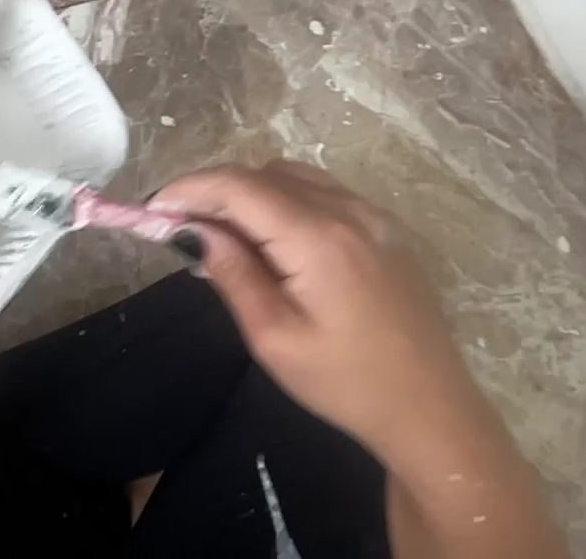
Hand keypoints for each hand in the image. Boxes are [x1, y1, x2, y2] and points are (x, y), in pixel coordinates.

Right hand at [153, 162, 567, 558]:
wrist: (433, 412)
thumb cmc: (346, 384)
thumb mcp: (274, 338)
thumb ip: (231, 272)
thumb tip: (188, 227)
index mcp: (320, 239)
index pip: (238, 186)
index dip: (189, 188)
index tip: (152, 209)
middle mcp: (348, 210)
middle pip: (260, 173)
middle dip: (212, 190)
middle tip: (179, 227)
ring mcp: (371, 213)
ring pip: (288, 174)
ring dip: (246, 191)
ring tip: (221, 233)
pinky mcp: (382, 224)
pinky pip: (318, 189)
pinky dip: (280, 197)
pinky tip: (270, 236)